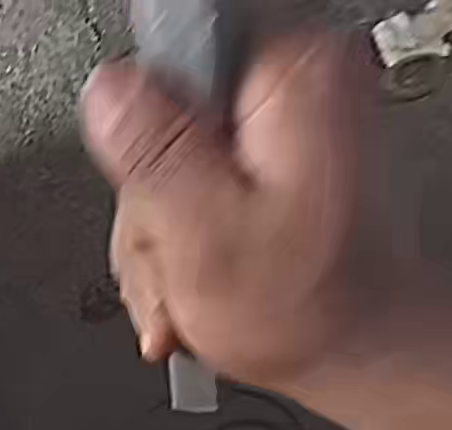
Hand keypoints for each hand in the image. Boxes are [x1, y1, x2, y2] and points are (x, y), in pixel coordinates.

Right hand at [78, 30, 426, 391]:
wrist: (344, 349)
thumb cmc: (297, 304)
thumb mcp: (203, 229)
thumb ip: (153, 153)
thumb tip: (107, 87)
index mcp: (289, 82)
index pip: (174, 57)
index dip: (138, 130)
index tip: (147, 181)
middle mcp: (289, 93)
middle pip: (155, 132)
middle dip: (145, 212)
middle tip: (169, 253)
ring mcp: (273, 135)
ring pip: (157, 177)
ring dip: (153, 244)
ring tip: (182, 281)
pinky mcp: (259, 170)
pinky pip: (177, 199)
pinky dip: (170, 249)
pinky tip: (187, 278)